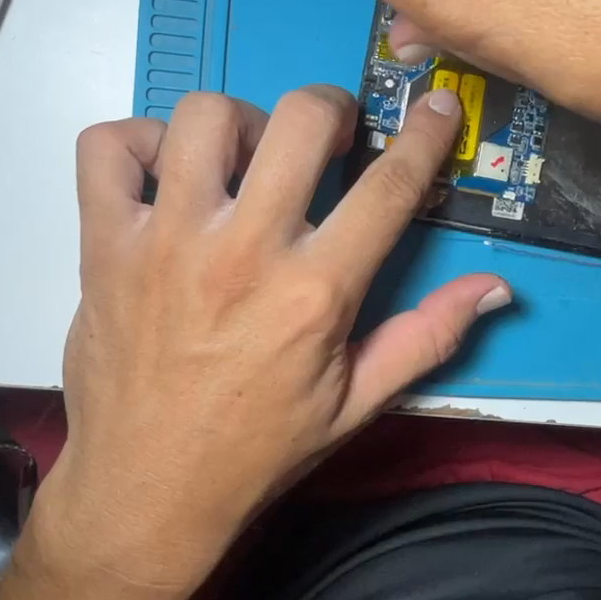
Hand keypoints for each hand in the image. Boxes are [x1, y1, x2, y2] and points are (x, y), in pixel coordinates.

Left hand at [40, 85, 510, 590]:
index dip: (424, 135)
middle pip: (298, 121)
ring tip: (243, 162)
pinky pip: (105, 148)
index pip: (388, 189)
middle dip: (328, 109)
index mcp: (314, 293)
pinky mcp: (104, 245)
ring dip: (237, 125)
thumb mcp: (357, 404)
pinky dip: (134, 143)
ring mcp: (165, 242)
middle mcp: (242, 252)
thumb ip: (428, 337)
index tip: (434, 105)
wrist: (146, 494)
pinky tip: (161, 175)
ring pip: (203, 117)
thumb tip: (496, 288)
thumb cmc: (257, 452)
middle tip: (326, 139)